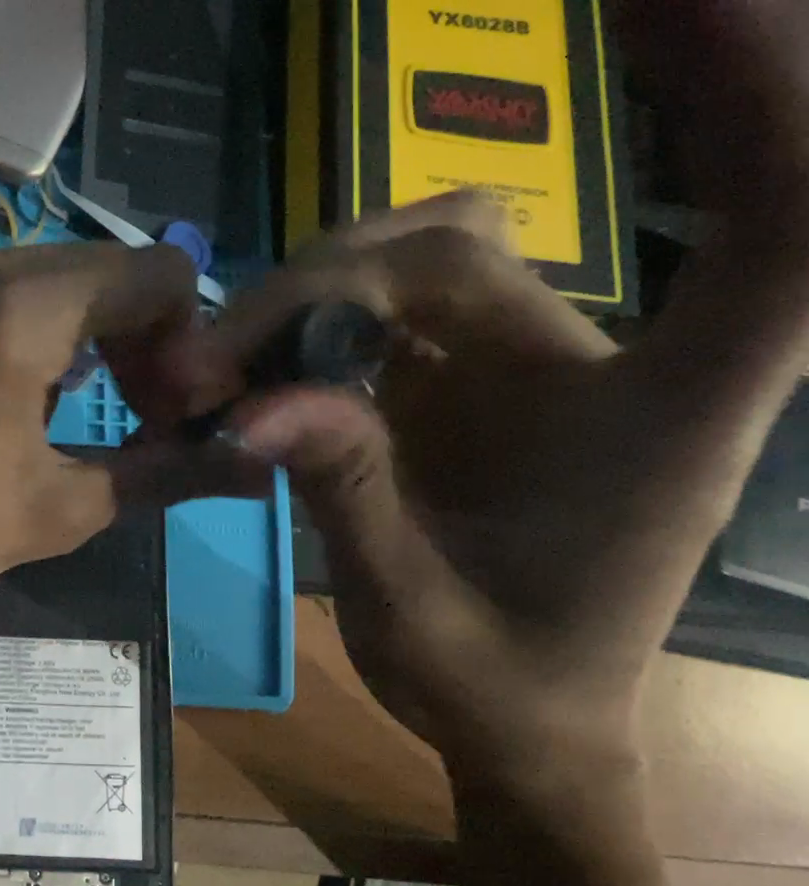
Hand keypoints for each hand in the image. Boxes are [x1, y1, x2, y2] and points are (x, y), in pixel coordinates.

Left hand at [0, 242, 235, 621]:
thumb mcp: (55, 512)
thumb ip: (164, 474)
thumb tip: (260, 465)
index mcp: (17, 311)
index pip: (156, 274)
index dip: (189, 341)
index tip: (172, 414)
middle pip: (106, 269)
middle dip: (144, 338)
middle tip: (142, 420)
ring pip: (53, 276)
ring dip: (92, 334)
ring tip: (86, 415)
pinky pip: (0, 290)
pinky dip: (37, 329)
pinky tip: (29, 396)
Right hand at [155, 0, 808, 787]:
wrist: (514, 721)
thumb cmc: (501, 681)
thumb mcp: (418, 610)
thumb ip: (348, 497)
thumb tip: (251, 406)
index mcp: (659, 408)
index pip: (770, 224)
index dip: (745, 94)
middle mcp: (586, 359)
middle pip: (452, 251)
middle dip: (311, 290)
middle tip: (202, 367)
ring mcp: (507, 364)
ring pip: (400, 264)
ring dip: (295, 299)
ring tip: (206, 375)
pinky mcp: (442, 382)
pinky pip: (363, 313)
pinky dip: (292, 329)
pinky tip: (234, 374)